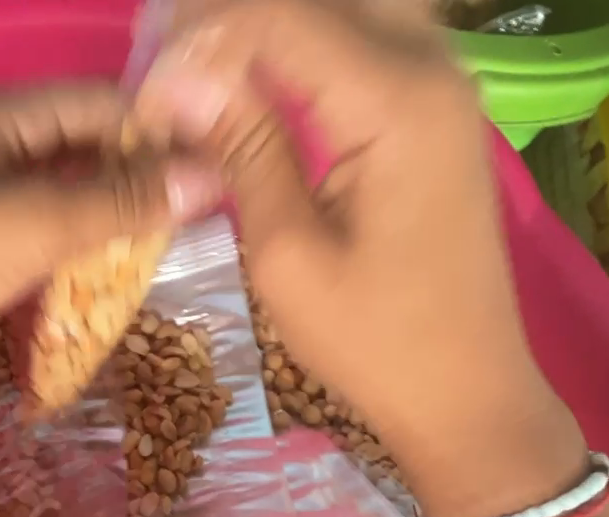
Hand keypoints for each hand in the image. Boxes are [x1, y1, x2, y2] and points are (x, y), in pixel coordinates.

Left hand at [0, 84, 219, 384]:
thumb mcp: (32, 226)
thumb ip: (116, 203)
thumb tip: (206, 176)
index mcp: (1, 113)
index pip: (104, 104)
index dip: (161, 135)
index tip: (209, 177)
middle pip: (73, 143)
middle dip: (127, 179)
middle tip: (178, 224)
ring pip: (41, 186)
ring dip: (88, 214)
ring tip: (137, 252)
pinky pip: (10, 222)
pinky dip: (47, 241)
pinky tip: (67, 271)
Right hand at [131, 0, 588, 516]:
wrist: (462, 387)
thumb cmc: (370, 340)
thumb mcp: (287, 255)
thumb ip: (243, 153)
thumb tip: (180, 77)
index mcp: (394, 101)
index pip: (282, 16)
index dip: (202, 38)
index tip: (146, 88)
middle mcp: (432, 65)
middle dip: (236, 15)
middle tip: (169, 60)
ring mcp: (444, 83)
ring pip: (353, 4)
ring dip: (275, 24)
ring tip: (205, 64)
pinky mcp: (438, 111)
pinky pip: (372, 38)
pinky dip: (311, 42)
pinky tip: (262, 76)